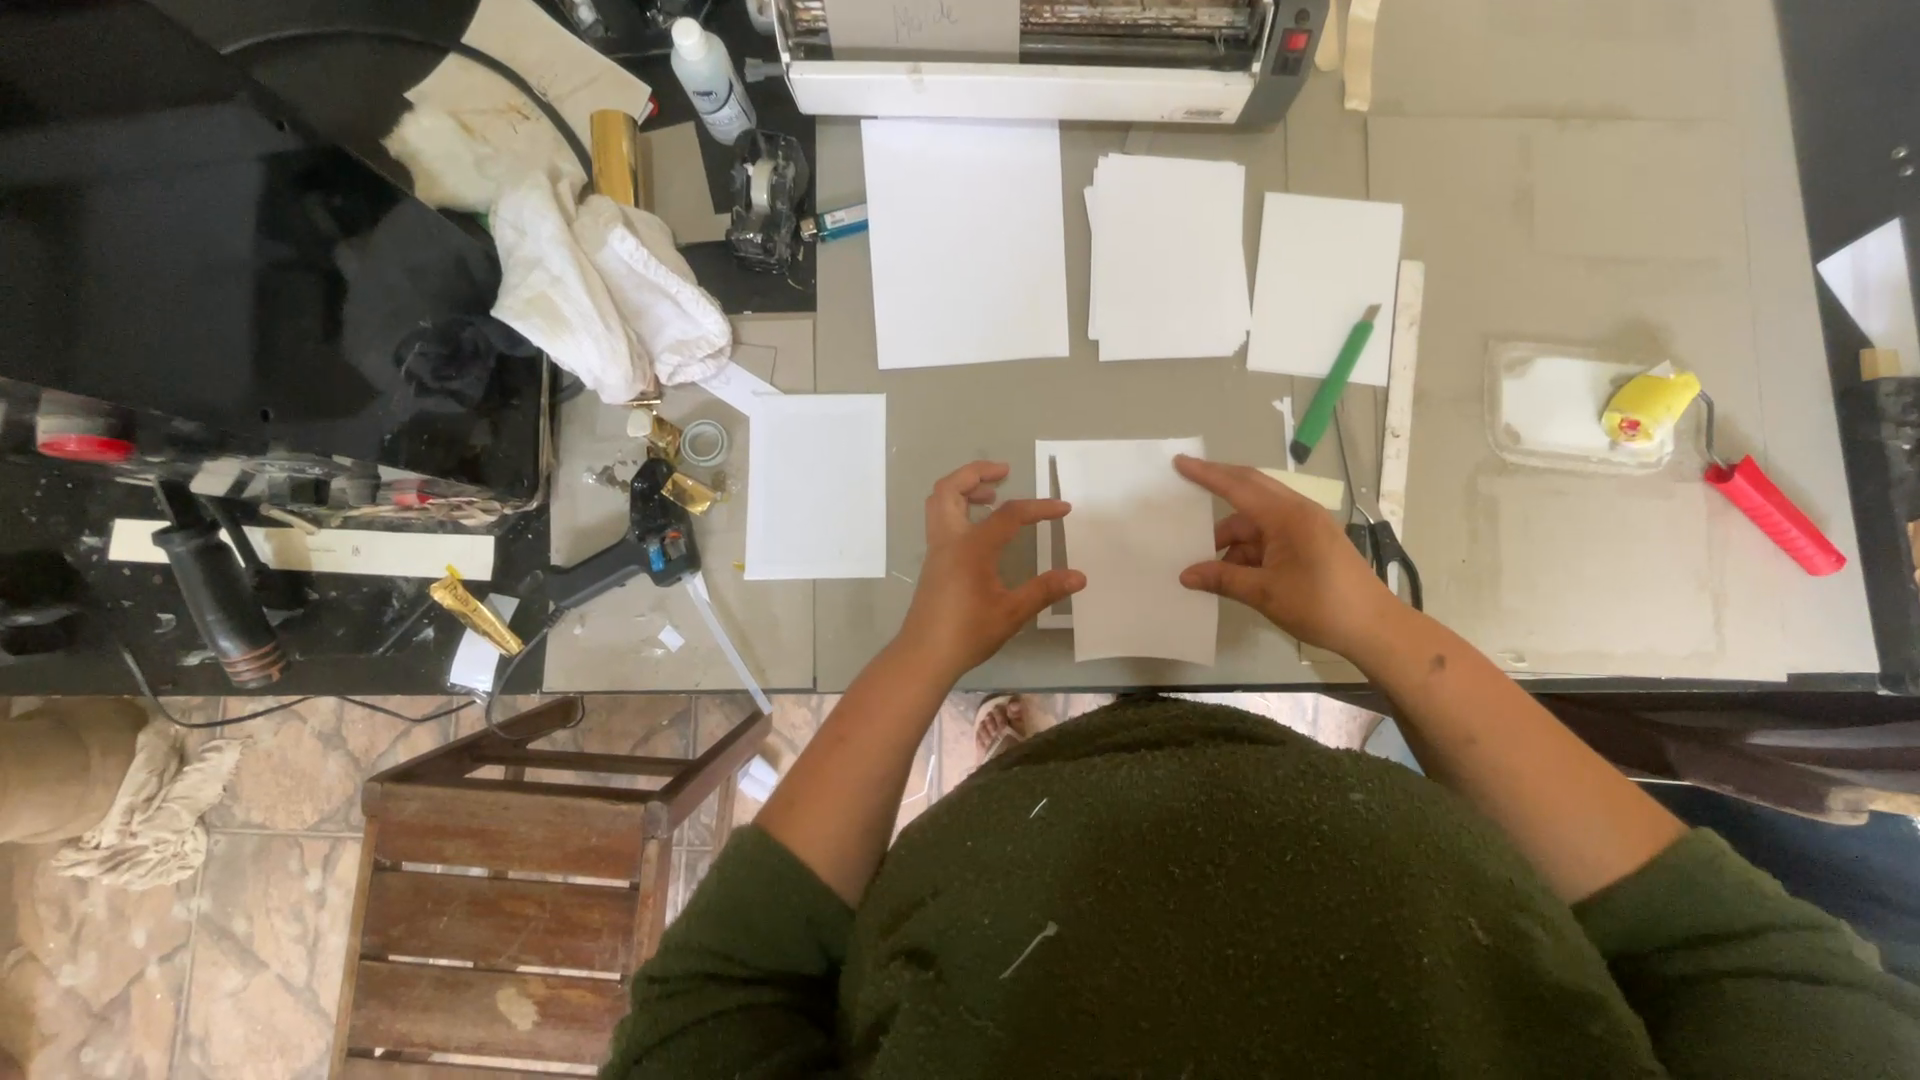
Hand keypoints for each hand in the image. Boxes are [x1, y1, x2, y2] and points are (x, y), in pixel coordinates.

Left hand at [895, 462, 1086, 679]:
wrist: (924, 655)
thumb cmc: (967, 633)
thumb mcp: (1011, 613)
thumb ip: (1044, 590)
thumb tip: (1079, 576)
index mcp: (971, 547)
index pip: (1009, 514)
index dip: (1038, 507)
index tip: (1063, 509)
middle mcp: (949, 540)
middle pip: (950, 488)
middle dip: (976, 473)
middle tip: (1004, 472)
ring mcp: (937, 550)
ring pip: (939, 501)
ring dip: (963, 488)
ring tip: (992, 494)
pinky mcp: (933, 562)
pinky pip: (940, 519)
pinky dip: (958, 508)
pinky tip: (980, 527)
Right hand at [1174, 455, 1399, 656]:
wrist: (1374, 627)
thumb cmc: (1321, 605)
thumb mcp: (1265, 593)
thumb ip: (1223, 579)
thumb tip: (1186, 575)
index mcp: (1288, 516)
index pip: (1238, 487)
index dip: (1207, 475)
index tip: (1181, 462)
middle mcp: (1298, 512)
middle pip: (1250, 490)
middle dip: (1218, 488)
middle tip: (1186, 487)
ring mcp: (1307, 526)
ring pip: (1258, 520)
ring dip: (1233, 537)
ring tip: (1208, 564)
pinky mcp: (1312, 542)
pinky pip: (1271, 535)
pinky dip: (1250, 549)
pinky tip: (1235, 572)